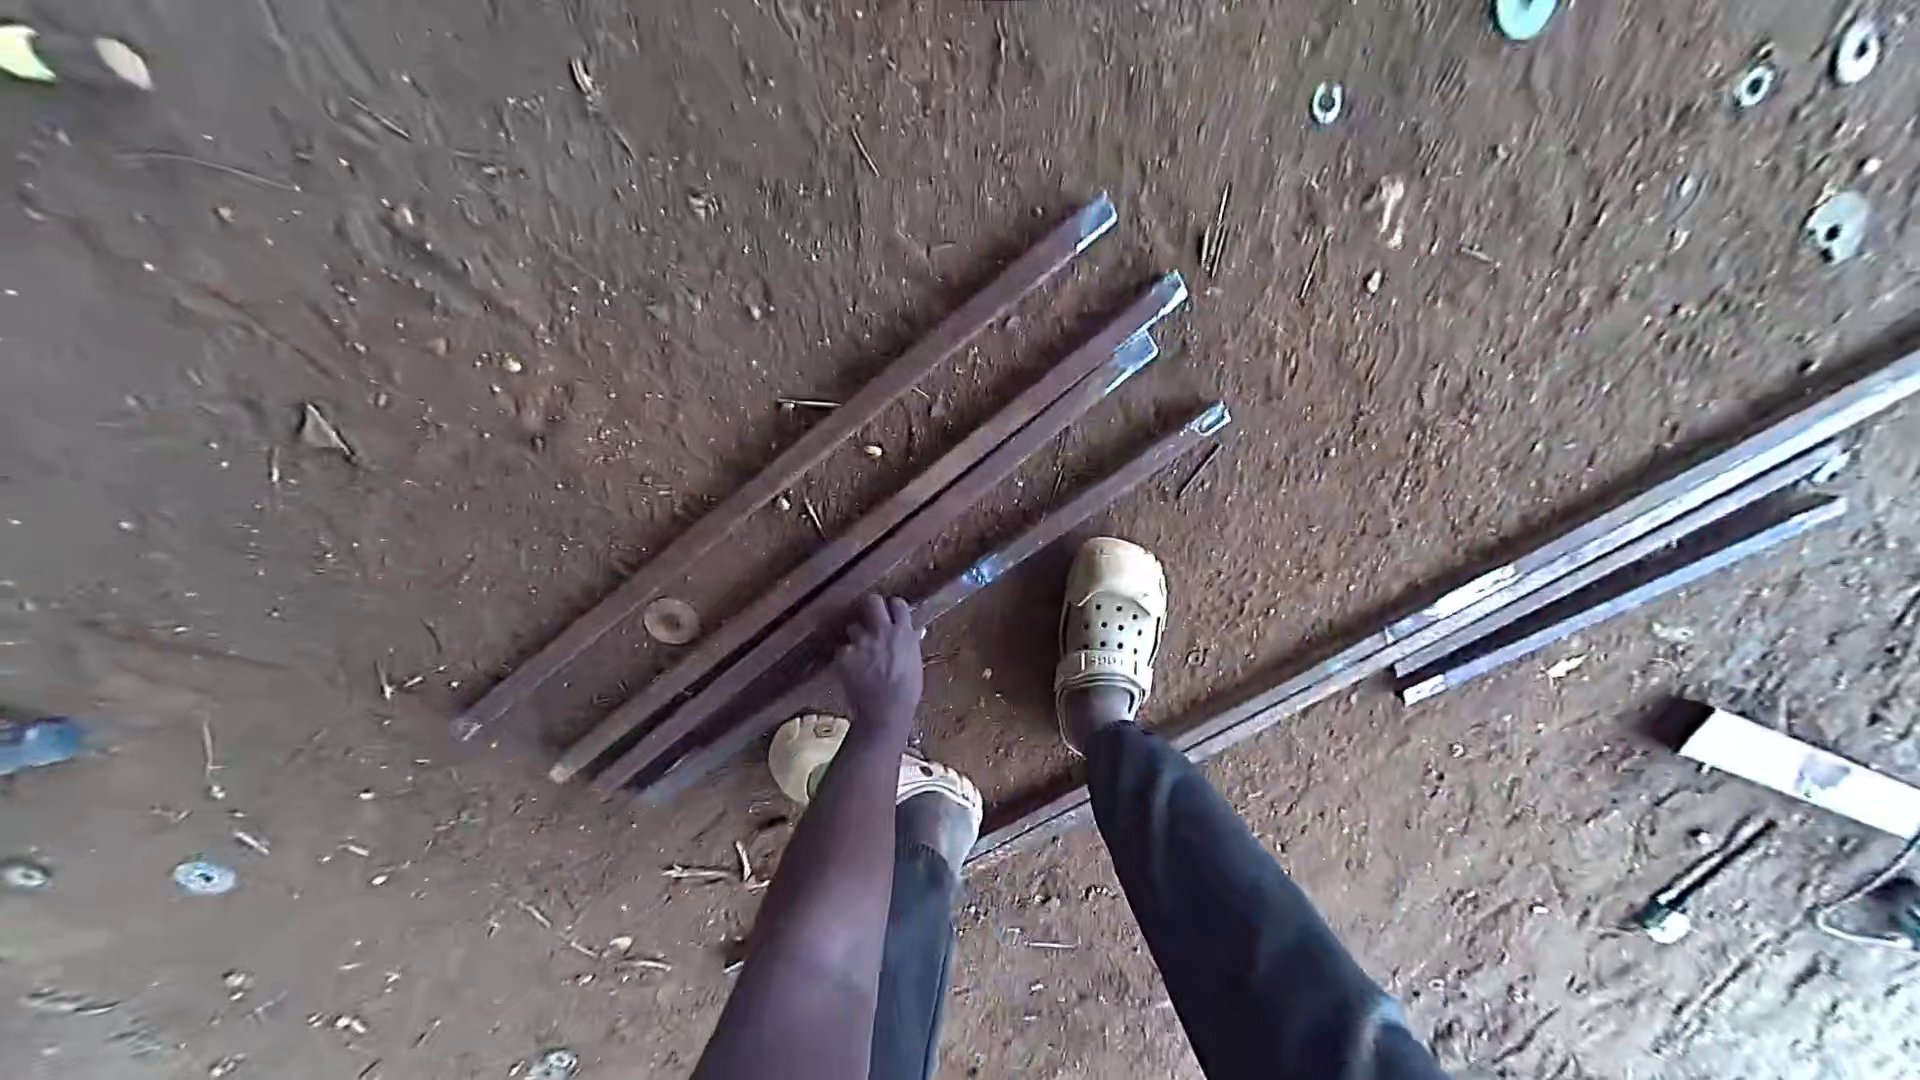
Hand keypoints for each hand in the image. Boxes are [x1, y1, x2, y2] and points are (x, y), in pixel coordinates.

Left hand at [833, 594, 922, 732]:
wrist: (885, 713)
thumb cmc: (907, 692)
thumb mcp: (915, 663)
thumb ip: (910, 644)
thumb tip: (913, 632)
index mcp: (903, 633)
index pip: (897, 604)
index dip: (893, 607)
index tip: (890, 612)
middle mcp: (881, 631)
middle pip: (872, 601)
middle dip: (871, 607)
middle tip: (870, 617)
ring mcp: (861, 642)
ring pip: (853, 627)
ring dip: (856, 637)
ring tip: (860, 653)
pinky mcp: (844, 655)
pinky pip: (842, 650)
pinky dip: (846, 658)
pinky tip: (852, 671)